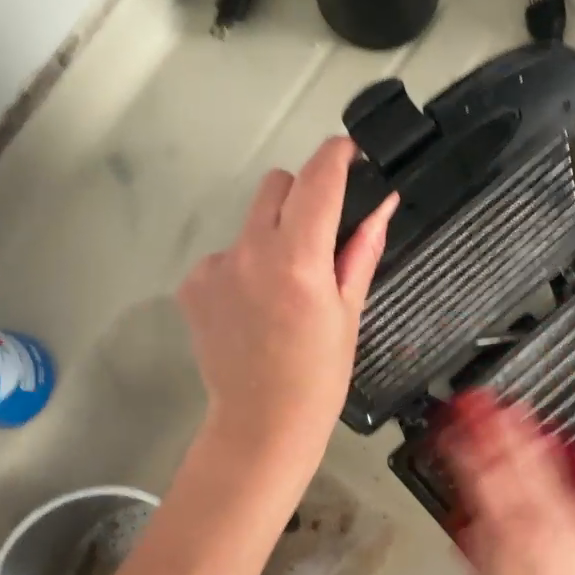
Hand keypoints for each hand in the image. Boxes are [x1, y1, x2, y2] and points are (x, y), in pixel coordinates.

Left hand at [179, 136, 398, 468]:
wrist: (261, 423)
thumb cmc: (319, 376)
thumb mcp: (348, 313)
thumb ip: (359, 252)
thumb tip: (382, 205)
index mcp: (299, 261)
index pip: (318, 181)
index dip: (336, 156)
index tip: (350, 151)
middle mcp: (251, 252)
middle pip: (277, 186)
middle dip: (303, 196)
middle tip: (320, 237)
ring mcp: (215, 267)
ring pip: (250, 222)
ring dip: (273, 235)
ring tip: (284, 289)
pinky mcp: (192, 284)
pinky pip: (226, 255)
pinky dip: (244, 268)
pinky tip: (253, 308)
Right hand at [437, 393, 574, 574]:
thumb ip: (478, 544)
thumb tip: (473, 517)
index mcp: (501, 533)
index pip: (477, 480)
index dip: (462, 452)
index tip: (451, 431)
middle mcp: (529, 518)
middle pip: (506, 465)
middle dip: (491, 431)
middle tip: (479, 403)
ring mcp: (556, 517)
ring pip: (534, 467)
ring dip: (520, 435)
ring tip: (511, 408)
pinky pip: (561, 481)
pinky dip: (550, 457)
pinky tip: (544, 439)